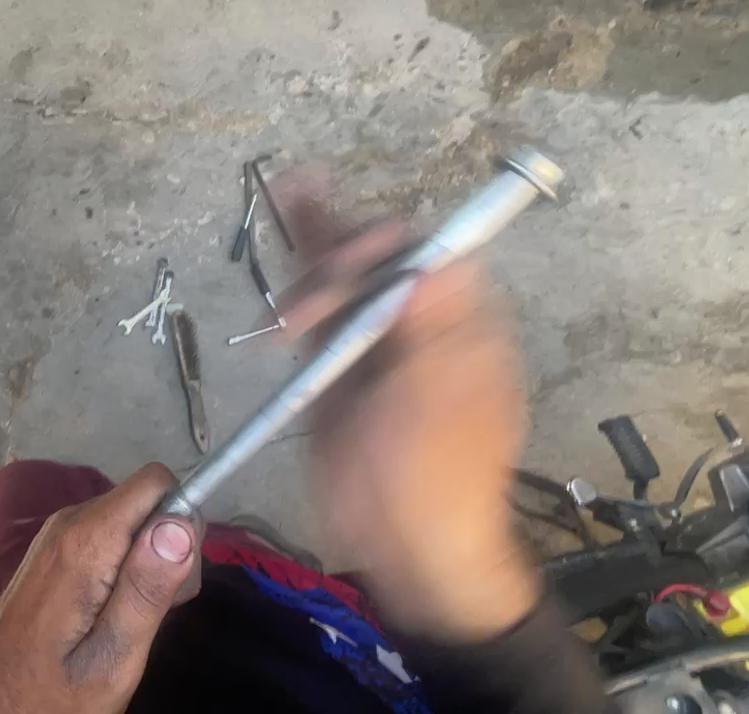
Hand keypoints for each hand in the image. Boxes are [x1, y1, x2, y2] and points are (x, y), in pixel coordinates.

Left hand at [0, 465, 199, 713]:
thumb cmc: (53, 692)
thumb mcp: (112, 657)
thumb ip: (147, 588)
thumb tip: (182, 524)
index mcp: (86, 539)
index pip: (155, 482)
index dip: (181, 519)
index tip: (179, 575)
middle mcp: (70, 519)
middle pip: (145, 500)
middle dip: (167, 546)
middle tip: (156, 611)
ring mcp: (58, 529)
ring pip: (130, 516)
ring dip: (147, 558)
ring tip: (130, 619)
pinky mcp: (55, 544)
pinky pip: (109, 532)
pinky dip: (124, 562)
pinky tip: (111, 610)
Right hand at [274, 171, 539, 642]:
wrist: (399, 541)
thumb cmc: (434, 477)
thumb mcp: (442, 402)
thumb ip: (435, 326)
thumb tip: (430, 257)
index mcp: (462, 323)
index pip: (426, 251)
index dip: (381, 249)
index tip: (341, 278)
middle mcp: (419, 317)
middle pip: (377, 254)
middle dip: (333, 264)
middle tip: (302, 309)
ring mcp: (374, 334)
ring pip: (343, 267)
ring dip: (311, 249)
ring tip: (286, 228)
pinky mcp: (334, 354)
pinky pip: (316, 300)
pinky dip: (300, 262)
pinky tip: (291, 207)